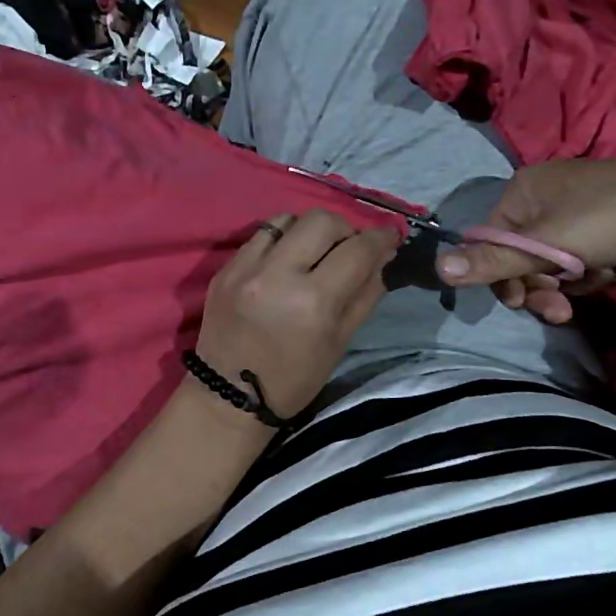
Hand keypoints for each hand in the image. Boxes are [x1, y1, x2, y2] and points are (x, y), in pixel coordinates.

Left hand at [194, 209, 398, 424]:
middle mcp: (277, 275)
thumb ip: (366, 294)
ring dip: (311, 231)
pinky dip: (282, 241)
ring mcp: (245, 268)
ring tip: (315, 253)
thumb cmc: (295, 379)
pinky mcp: (225, 269)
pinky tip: (286, 262)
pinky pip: (261, 235)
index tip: (390, 236)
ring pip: (288, 219)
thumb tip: (384, 257)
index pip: (357, 250)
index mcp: (313, 302)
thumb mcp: (341, 341)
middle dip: (345, 229)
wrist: (230, 397)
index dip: (381, 238)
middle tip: (349, 249)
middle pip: (322, 220)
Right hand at [436, 160, 615, 323]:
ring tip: (587, 295)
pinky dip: (589, 279)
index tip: (521, 301)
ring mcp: (578, 217)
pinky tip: (612, 278)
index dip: (500, 275)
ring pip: (549, 267)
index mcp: (527, 189)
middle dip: (536, 287)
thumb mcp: (553, 243)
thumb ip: (496, 261)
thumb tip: (436, 268)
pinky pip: (578, 267)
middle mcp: (547, 200)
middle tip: (558, 308)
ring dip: (563, 288)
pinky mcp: (604, 236)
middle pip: (519, 257)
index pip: (489, 240)